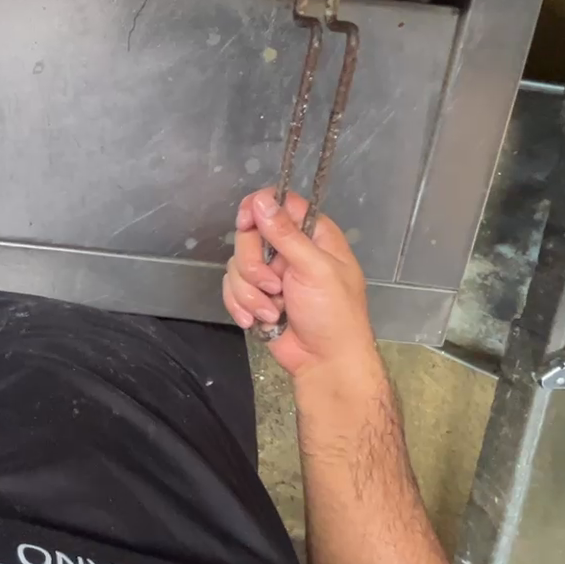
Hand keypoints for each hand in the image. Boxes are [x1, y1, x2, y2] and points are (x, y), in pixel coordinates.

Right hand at [222, 188, 379, 374]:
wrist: (323, 362)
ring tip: (272, 311)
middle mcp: (288, 249)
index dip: (257, 210)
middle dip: (253, 267)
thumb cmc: (333, 314)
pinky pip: (231, 288)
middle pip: (248, 236)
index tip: (246, 224)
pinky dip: (241, 306)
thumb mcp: (314, 269)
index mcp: (312, 235)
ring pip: (235, 265)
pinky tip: (258, 321)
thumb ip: (286, 234)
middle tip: (272, 286)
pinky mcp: (254, 295)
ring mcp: (269, 273)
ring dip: (249, 294)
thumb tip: (261, 200)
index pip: (277, 203)